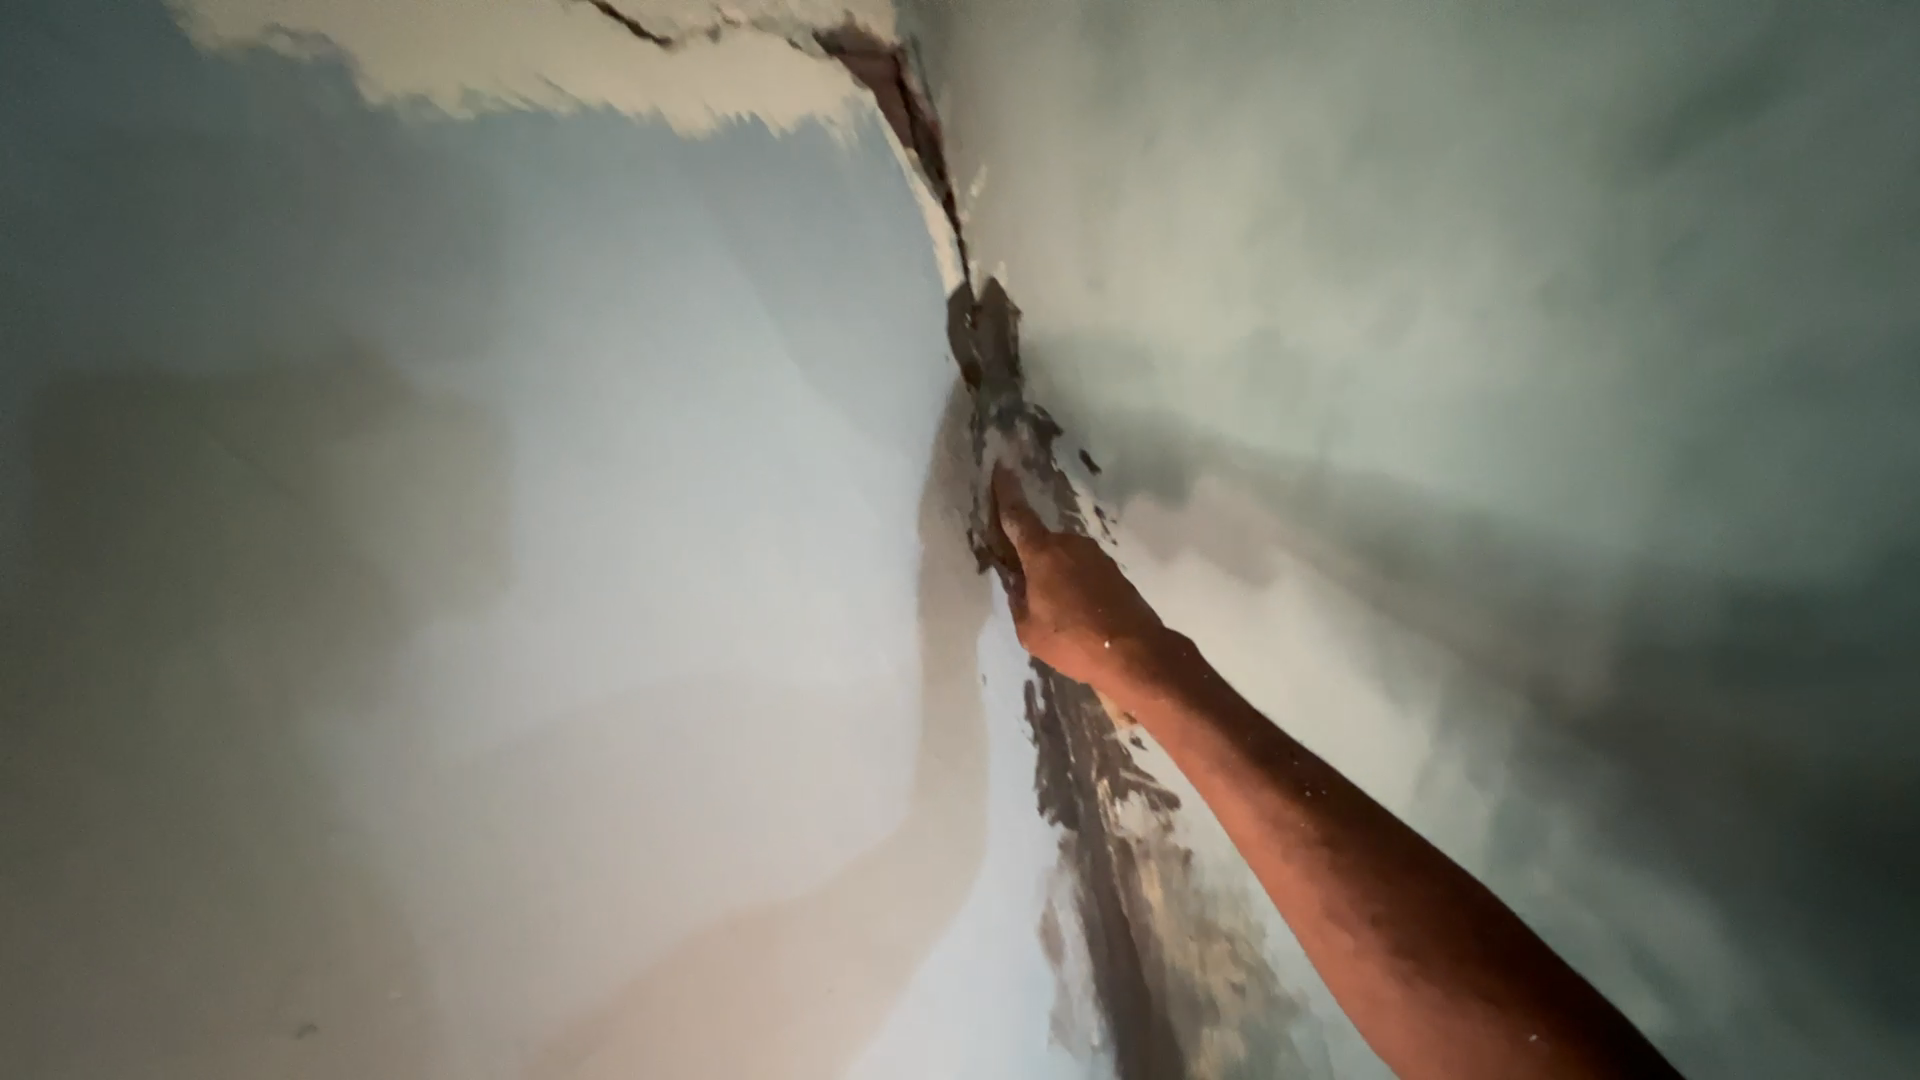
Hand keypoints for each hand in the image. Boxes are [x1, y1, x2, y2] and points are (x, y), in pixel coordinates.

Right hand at [991, 465, 1165, 689]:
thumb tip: (1018, 584)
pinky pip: (1083, 574)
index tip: (1001, 468)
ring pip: (1064, 560)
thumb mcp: (1028, 628)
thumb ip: (1018, 600)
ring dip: (1057, 577)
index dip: (1006, 493)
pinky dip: (1076, 588)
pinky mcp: (1115, 573)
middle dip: (1032, 560)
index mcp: (1043, 553)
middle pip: (1042, 544)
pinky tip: (1077, 617)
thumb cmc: (1072, 640)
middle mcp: (1071, 545)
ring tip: (1056, 614)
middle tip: (1027, 591)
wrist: (1135, 654)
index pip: (1017, 516)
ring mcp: (1097, 557)